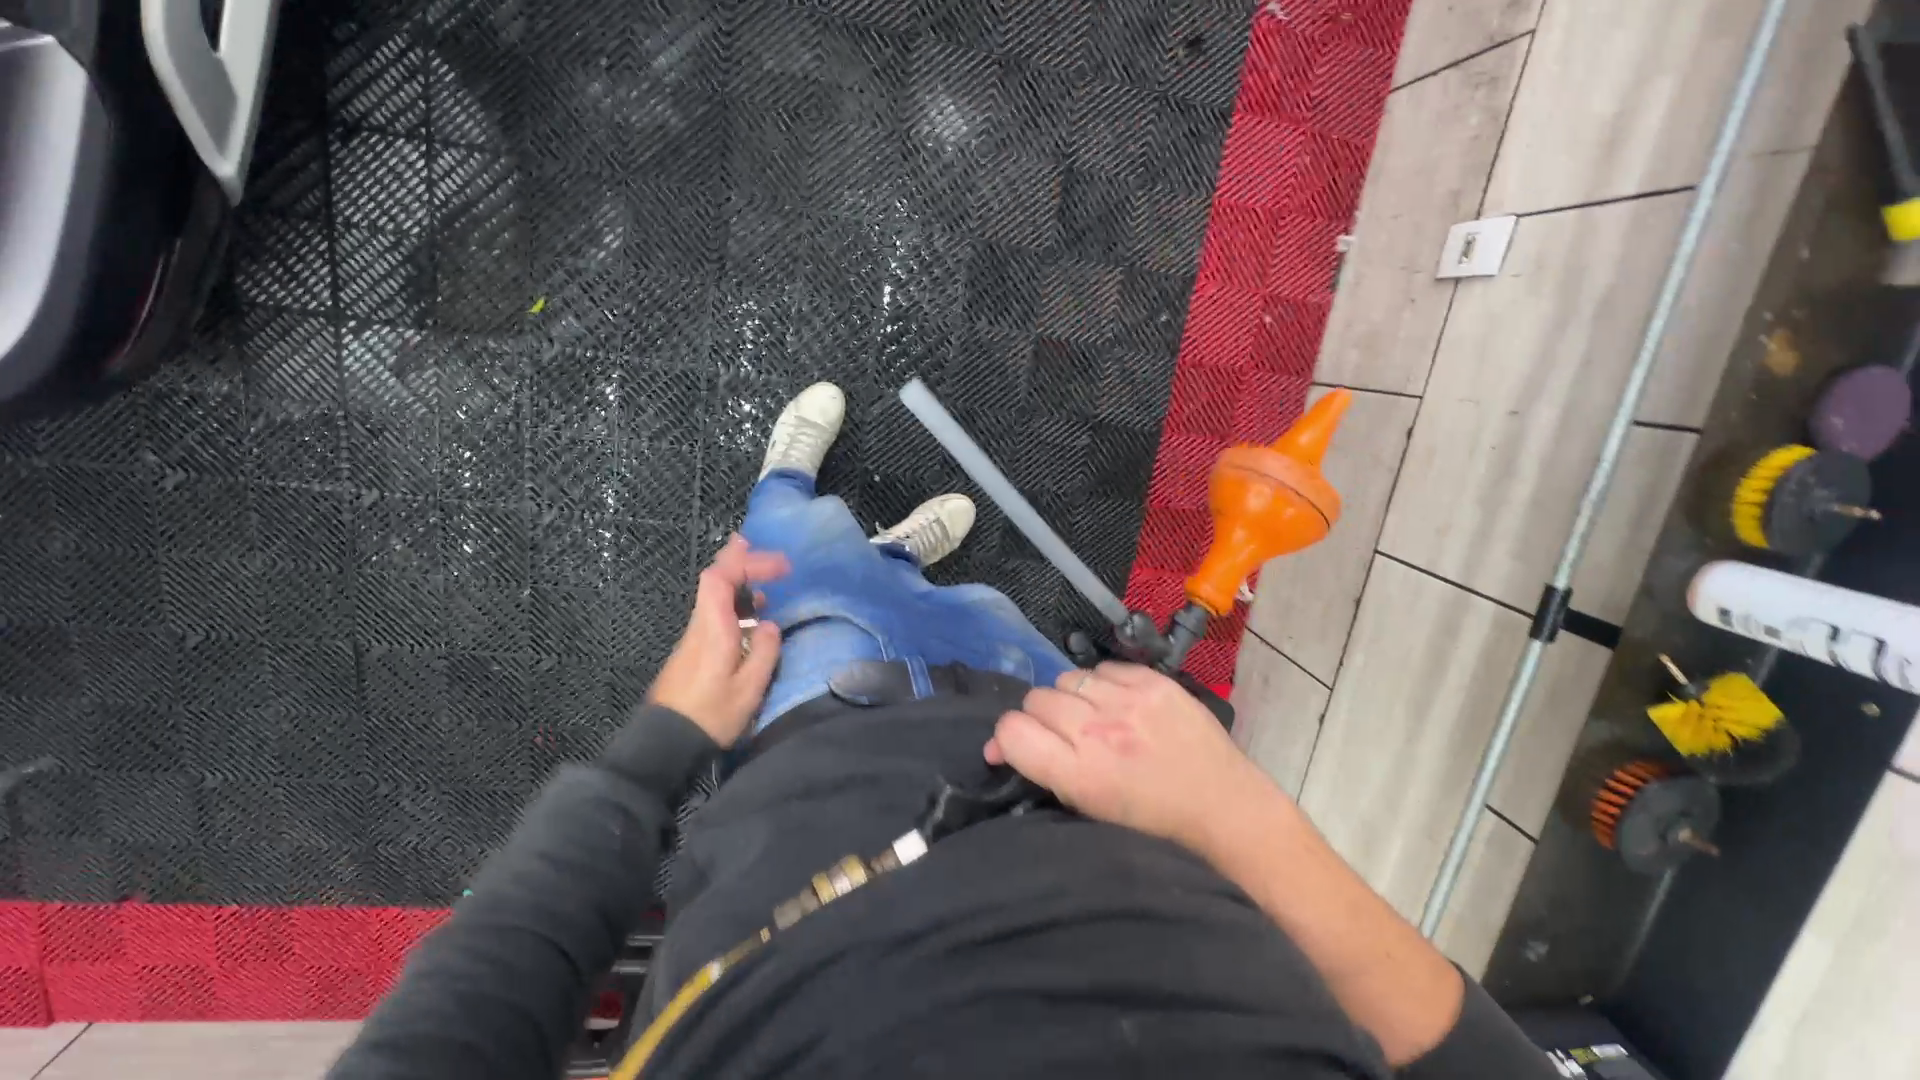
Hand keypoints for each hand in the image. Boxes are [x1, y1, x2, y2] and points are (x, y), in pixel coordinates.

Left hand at [647, 535, 788, 747]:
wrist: (666, 742)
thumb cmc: (710, 715)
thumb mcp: (748, 688)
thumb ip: (764, 652)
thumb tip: (769, 626)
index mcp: (713, 628)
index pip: (721, 577)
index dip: (749, 562)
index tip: (781, 567)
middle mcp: (700, 626)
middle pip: (714, 579)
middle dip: (741, 561)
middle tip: (770, 557)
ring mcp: (694, 637)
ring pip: (714, 596)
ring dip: (740, 583)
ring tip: (766, 585)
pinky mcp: (694, 651)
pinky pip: (715, 613)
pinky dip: (735, 603)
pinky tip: (750, 616)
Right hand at [985, 662, 1274, 854]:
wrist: (1222, 805)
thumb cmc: (1150, 820)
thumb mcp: (1088, 809)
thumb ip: (1043, 772)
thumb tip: (1000, 744)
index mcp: (1079, 775)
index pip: (1012, 730)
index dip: (1010, 736)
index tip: (1022, 746)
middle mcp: (1098, 732)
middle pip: (1035, 700)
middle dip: (1041, 717)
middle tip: (1065, 735)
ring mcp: (1128, 702)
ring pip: (1066, 679)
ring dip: (1071, 698)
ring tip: (1093, 717)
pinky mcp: (1153, 681)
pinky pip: (1102, 668)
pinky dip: (1103, 684)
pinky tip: (1119, 705)